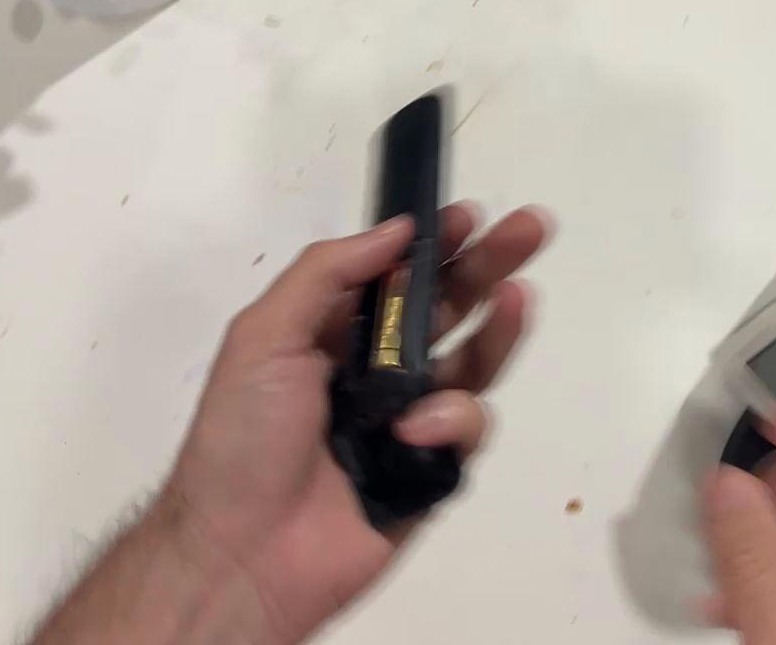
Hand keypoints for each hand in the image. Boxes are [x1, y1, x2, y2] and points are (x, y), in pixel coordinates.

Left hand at [161, 204, 548, 644]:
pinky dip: (450, 421)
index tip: (469, 215)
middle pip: (458, 304)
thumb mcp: (264, 338)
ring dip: (502, 325)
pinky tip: (418, 430)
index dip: (442, 242)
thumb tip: (399, 228)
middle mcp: (391, 364)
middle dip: (495, 262)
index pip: (408, 274)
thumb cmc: (244, 439)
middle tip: (532, 227)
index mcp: (349, 331)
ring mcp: (419, 411)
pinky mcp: (440, 461)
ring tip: (519, 297)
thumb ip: (328, 273)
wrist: (243, 559)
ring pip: (479, 357)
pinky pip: (469, 425)